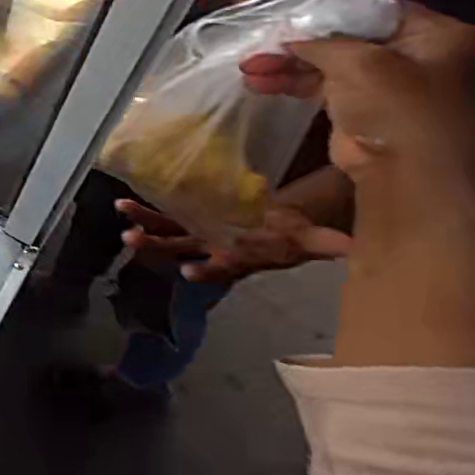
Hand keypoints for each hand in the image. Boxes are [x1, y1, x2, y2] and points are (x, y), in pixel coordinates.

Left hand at [117, 199, 349, 285]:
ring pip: (163, 231)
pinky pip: (160, 214)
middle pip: (178, 249)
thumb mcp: (308, 239)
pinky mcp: (183, 217)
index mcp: (238, 258)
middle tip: (131, 240)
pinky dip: (142, 209)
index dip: (207, 271)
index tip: (189, 272)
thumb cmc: (289, 234)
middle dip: (154, 246)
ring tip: (121, 214)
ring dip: (141, 224)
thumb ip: (324, 242)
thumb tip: (353, 246)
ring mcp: (193, 234)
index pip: (222, 268)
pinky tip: (122, 202)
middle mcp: (209, 248)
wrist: (271, 224)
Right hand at [238, 1, 474, 188]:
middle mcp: (423, 56)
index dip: (330, 12)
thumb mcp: (359, 62)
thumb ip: (320, 43)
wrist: (410, 176)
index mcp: (442, 36)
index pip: (377, 11)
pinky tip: (261, 84)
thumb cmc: (399, 110)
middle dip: (298, 45)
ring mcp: (393, 85)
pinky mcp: (367, 108)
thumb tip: (287, 39)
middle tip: (256, 48)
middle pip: (348, 39)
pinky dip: (294, 83)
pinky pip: (325, 86)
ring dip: (287, 66)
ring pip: (330, 64)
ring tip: (248, 70)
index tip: (285, 18)